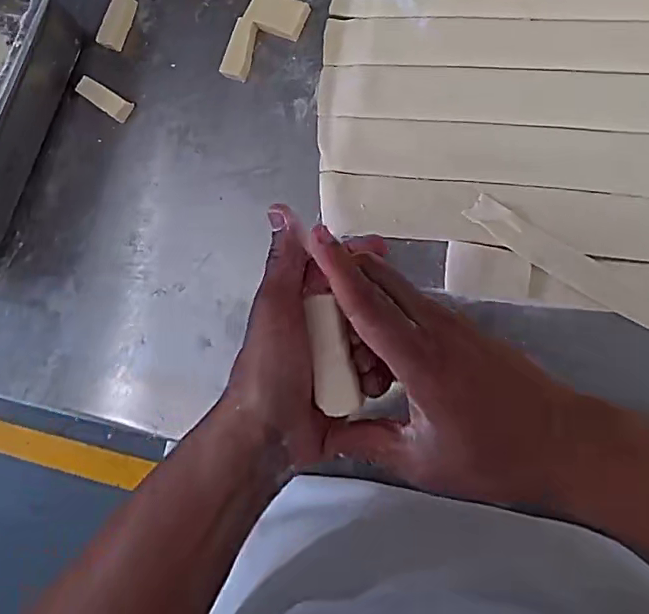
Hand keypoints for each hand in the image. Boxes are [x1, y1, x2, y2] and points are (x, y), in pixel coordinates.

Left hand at [215, 206, 394, 472]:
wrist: (268, 437)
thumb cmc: (265, 369)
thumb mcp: (275, 304)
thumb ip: (286, 259)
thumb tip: (280, 212)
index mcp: (302, 300)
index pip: (339, 268)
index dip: (362, 259)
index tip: (382, 252)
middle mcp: (320, 325)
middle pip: (363, 303)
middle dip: (376, 312)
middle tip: (376, 324)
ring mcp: (335, 358)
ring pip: (375, 339)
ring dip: (378, 349)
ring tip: (366, 362)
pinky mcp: (347, 389)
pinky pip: (376, 374)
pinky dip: (379, 378)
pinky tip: (372, 385)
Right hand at [305, 223, 648, 511]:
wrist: (562, 440)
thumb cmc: (496, 457)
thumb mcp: (422, 462)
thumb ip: (367, 443)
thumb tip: (325, 437)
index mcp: (421, 360)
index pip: (368, 304)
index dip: (336, 269)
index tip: (315, 238)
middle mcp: (436, 328)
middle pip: (380, 280)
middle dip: (343, 274)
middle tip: (314, 296)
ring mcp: (452, 322)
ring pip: (396, 293)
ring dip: (366, 307)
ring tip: (359, 363)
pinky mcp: (462, 326)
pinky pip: (414, 308)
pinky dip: (390, 320)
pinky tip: (387, 365)